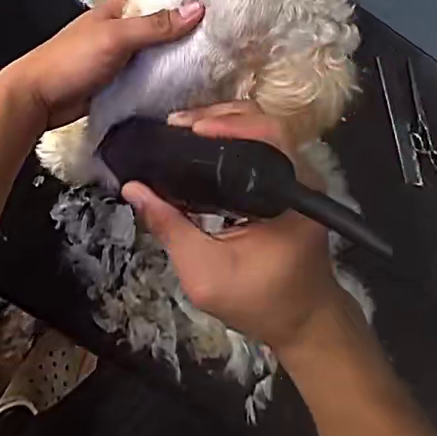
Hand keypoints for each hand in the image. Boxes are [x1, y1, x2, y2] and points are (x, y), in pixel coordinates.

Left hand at [0, 0, 203, 128]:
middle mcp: (122, 28)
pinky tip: (188, 83)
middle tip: (222, 40)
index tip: (218, 9)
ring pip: (157, 53)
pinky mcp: (120, 80)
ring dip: (177, 58)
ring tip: (214, 61)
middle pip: (162, 27)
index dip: (185, 3)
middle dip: (186, 33)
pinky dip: (164, 78)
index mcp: (119, 8)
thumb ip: (156, 25)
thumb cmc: (71, 60)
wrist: (37, 100)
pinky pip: (149, 75)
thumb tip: (197, 8)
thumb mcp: (116, 37)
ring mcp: (121, 56)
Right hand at [122, 102, 351, 350]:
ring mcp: (299, 174)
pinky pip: (263, 144)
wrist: (302, 320)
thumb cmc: (259, 302)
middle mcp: (301, 174)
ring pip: (263, 128)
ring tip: (186, 129)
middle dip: (220, 115)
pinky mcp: (290, 179)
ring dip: (225, 122)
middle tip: (179, 124)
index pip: (269, 134)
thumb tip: (134, 188)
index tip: (191, 128)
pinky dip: (233, 137)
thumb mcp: (206, 274)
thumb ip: (171, 229)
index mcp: (291, 192)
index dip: (230, 122)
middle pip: (265, 122)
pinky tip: (204, 143)